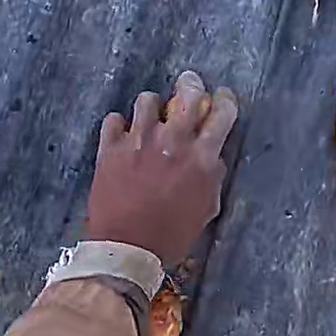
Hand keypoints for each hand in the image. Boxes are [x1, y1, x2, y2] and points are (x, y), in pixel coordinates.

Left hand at [82, 71, 239, 262]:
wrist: (127, 251)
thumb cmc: (174, 232)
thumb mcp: (208, 205)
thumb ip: (213, 174)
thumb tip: (212, 155)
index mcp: (202, 156)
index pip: (222, 111)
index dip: (224, 99)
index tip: (220, 98)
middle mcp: (174, 141)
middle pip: (188, 93)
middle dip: (191, 85)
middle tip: (188, 87)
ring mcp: (140, 141)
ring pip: (147, 99)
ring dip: (152, 107)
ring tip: (150, 118)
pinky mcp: (110, 149)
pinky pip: (114, 120)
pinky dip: (120, 126)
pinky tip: (124, 138)